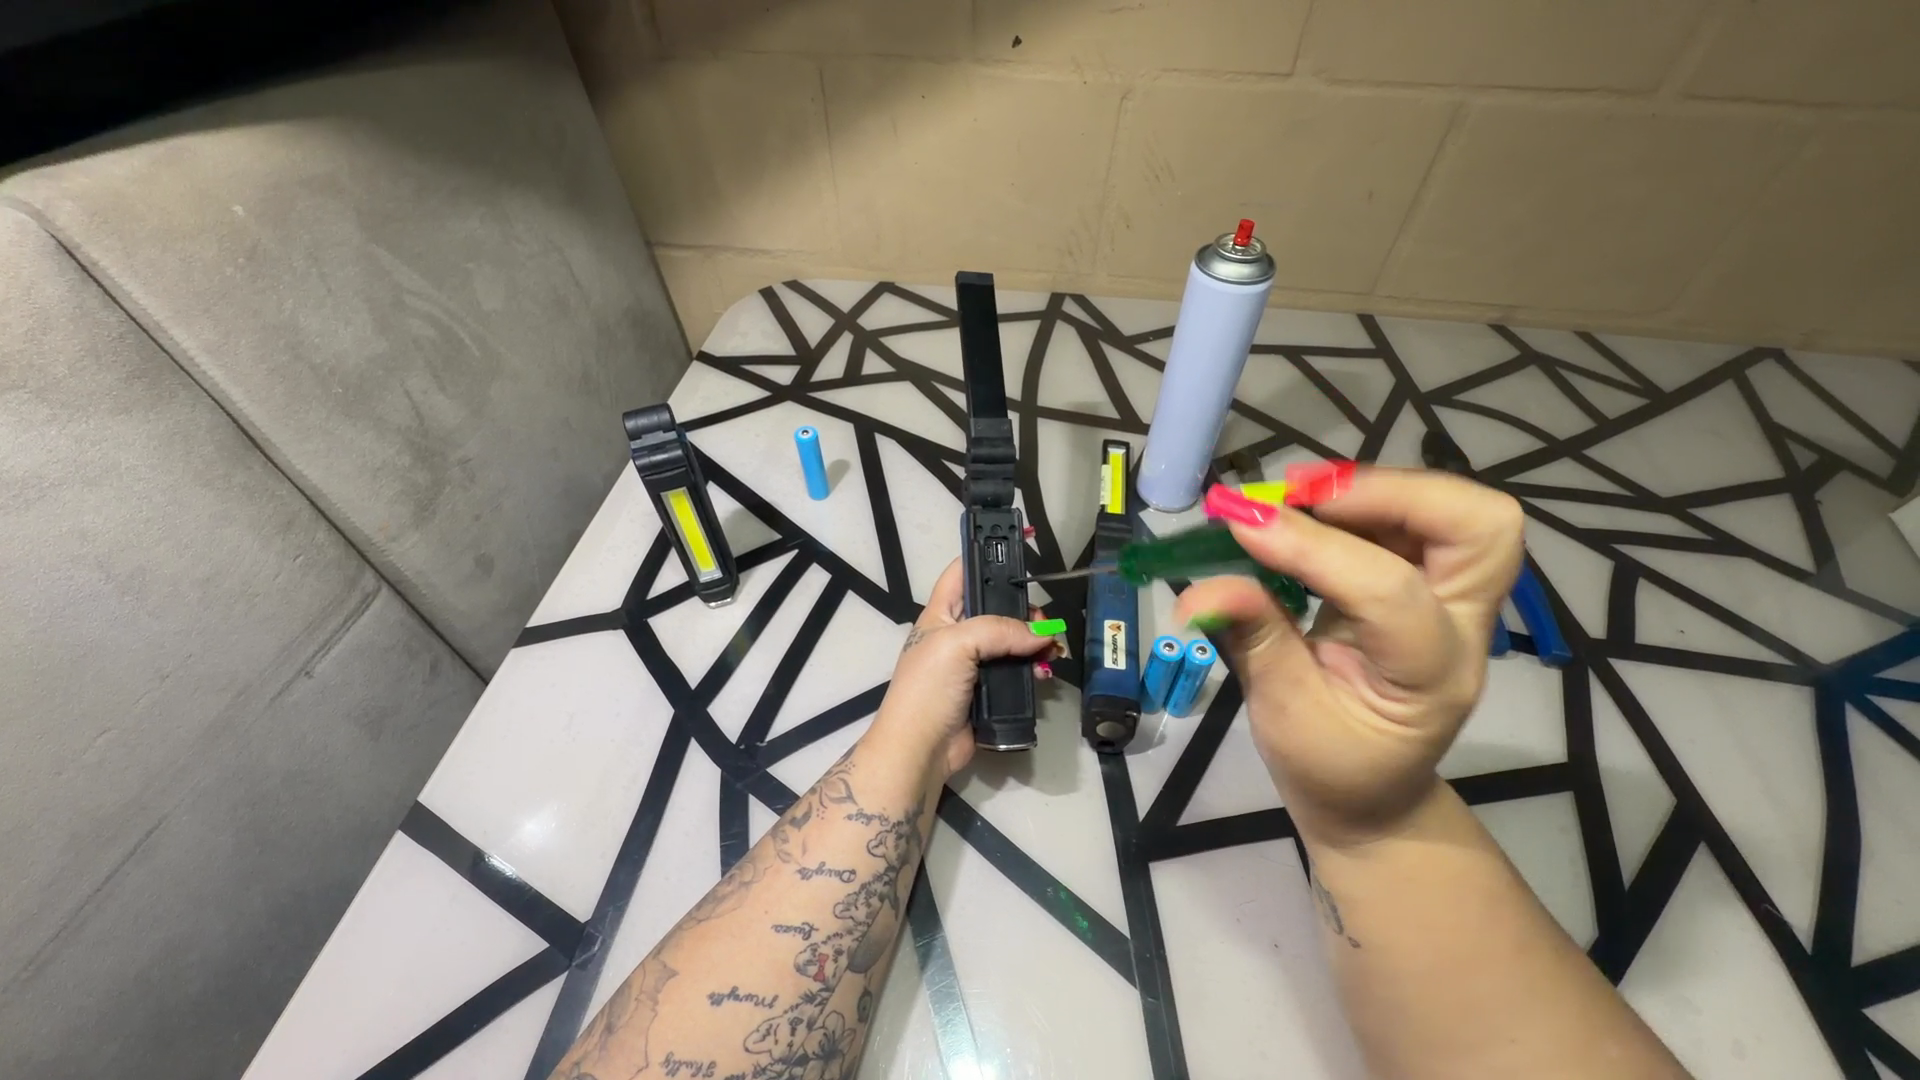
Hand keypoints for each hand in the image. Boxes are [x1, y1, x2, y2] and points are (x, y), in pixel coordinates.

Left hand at [867, 559, 1061, 780]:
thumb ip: (999, 629)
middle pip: (997, 607)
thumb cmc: (928, 689)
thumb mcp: (957, 645)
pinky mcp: (989, 690)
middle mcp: (958, 635)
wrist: (920, 750)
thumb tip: (1041, 634)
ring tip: (1051, 649)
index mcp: (941, 615)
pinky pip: (1017, 670)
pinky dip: (1034, 668)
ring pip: (1012, 640)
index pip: (963, 572)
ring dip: (1036, 641)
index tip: (1020, 545)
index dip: (987, 554)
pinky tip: (1044, 671)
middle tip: (1044, 620)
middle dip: (1024, 609)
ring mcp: (974, 664)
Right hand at [1174, 468, 1525, 849]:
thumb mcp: (1282, 714)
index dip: (1313, 547)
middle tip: (1304, 495)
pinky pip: (1415, 519)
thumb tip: (1199, 590)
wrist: (1372, 793)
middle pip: (1479, 527)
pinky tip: (1306, 510)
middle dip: (1391, 493)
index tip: (1240, 522)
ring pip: (1455, 511)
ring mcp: (1455, 602)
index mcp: (1432, 676)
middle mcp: (1462, 628)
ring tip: (1294, 495)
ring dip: (1372, 488)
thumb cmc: (1329, 766)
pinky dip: (1360, 500)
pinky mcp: (1428, 584)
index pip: (1389, 592)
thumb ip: (1252, 640)